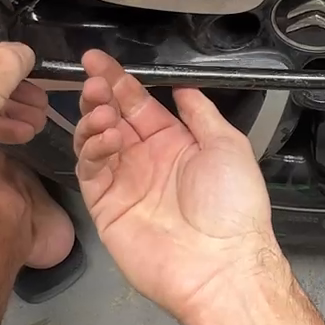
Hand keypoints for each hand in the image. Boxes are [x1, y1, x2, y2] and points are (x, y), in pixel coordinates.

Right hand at [72, 52, 283, 320]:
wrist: (221, 264)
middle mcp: (148, 160)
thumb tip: (184, 87)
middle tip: (91, 76)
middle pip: (114, 117)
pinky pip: (90, 170)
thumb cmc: (233, 206)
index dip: (120, 81)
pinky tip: (106, 135)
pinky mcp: (106, 206)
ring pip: (96, 140)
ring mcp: (125, 183)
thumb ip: (201, 113)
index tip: (99, 60)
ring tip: (101, 107)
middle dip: (100, 93)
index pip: (140, 104)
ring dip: (94, 117)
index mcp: (176, 143)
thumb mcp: (228, 145)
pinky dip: (92, 148)